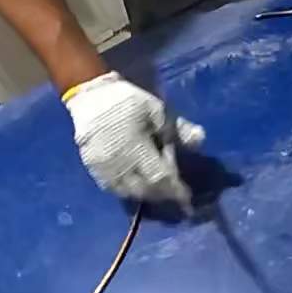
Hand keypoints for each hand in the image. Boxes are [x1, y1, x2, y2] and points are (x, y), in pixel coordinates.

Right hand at [63, 72, 204, 205]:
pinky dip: (128, 191)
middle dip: (162, 194)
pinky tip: (137, 186)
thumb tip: (200, 141)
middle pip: (144, 189)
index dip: (174, 189)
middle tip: (175, 193)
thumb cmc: (129, 100)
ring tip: (157, 190)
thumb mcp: (158, 110)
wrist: (91, 96)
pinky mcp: (93, 169)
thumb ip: (179, 129)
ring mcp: (103, 168)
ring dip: (146, 195)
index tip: (187, 196)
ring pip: (128, 192)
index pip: (159, 176)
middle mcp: (117, 162)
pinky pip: (113, 188)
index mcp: (135, 145)